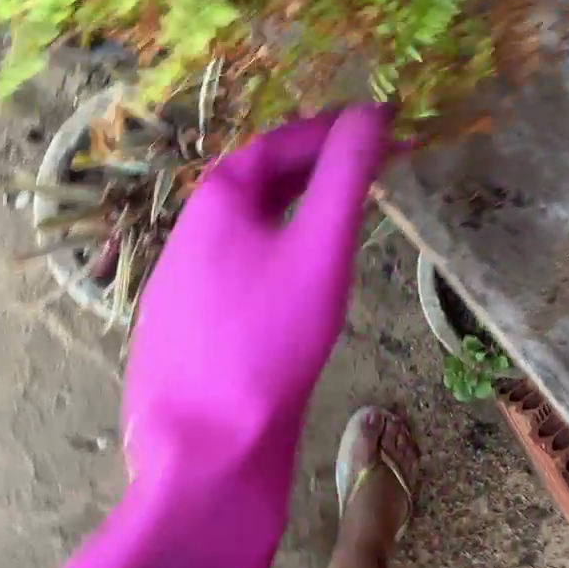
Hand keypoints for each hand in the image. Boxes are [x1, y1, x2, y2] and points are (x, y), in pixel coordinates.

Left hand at [120, 104, 393, 479]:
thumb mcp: (321, 247)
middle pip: (265, 177)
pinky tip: (310, 268)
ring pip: (254, 221)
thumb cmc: (269, 339)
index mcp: (216, 201)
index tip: (382, 124)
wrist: (206, 456)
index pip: (281, 140)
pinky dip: (285, 242)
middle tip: (375, 160)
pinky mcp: (194, 322)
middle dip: (322, 161)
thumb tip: (372, 111)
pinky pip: (245, 260)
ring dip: (304, 201)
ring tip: (350, 204)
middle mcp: (192, 231)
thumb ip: (347, 174)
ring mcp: (186, 280)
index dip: (334, 128)